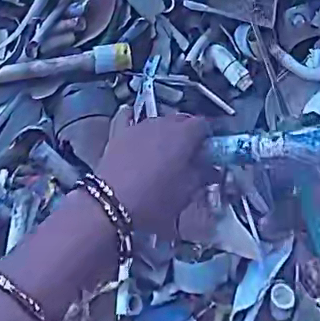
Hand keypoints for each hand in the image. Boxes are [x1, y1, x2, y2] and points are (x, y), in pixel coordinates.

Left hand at [95, 106, 210, 236]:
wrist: (111, 203)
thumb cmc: (154, 200)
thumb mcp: (186, 194)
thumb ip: (201, 175)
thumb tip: (208, 167)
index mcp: (184, 135)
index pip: (203, 124)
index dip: (206, 137)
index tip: (205, 153)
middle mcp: (163, 122)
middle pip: (181, 120)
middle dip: (187, 134)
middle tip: (186, 156)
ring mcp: (139, 124)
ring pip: (158, 120)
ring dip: (163, 132)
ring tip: (161, 153)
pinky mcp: (119, 131)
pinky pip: (128, 116)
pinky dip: (133, 119)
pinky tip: (135, 126)